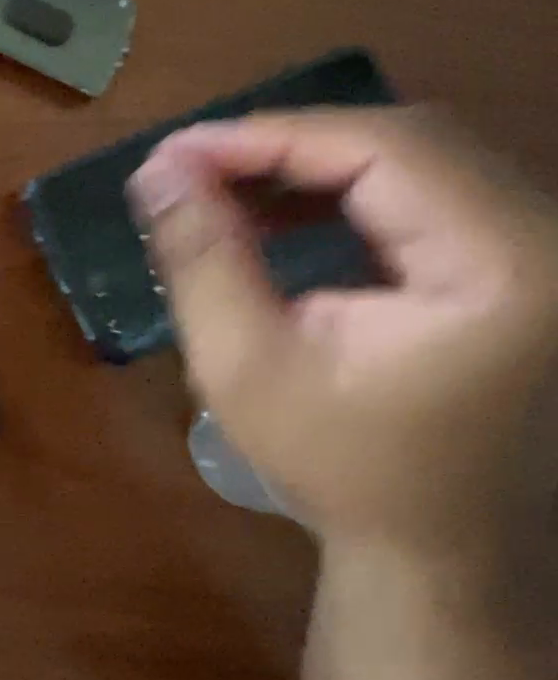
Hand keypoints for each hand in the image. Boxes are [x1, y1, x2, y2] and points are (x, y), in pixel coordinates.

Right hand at [128, 107, 557, 541]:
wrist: (441, 542)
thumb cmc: (341, 465)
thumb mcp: (244, 366)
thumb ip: (202, 260)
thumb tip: (159, 171)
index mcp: (505, 265)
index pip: (386, 149)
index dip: (268, 137)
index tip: (171, 153)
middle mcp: (551, 238)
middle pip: (412, 142)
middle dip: (285, 145)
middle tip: (186, 167)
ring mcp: (547, 250)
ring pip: (422, 162)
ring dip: (310, 167)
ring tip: (217, 190)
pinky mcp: (526, 266)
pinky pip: (431, 197)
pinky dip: (345, 195)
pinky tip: (278, 218)